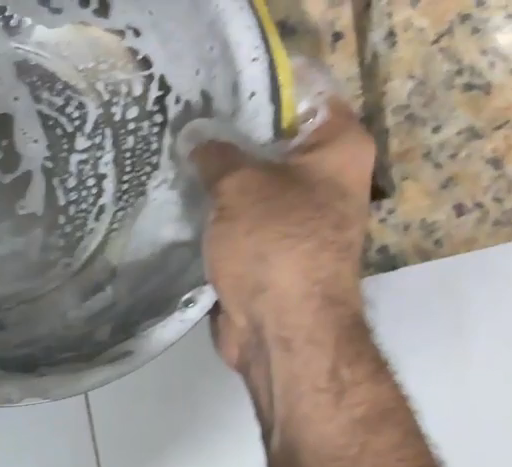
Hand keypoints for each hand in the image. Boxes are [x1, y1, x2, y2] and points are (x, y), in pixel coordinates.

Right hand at [192, 99, 376, 378]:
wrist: (282, 325)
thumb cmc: (275, 244)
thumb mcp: (241, 187)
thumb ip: (217, 157)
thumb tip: (196, 136)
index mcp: (339, 146)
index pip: (301, 100)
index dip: (257, 96)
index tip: (209, 100)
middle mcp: (327, 177)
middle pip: (272, 146)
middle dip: (228, 144)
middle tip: (180, 137)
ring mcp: (300, 218)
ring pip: (251, 188)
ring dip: (216, 186)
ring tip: (172, 172)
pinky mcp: (271, 252)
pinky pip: (238, 224)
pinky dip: (214, 220)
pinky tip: (180, 213)